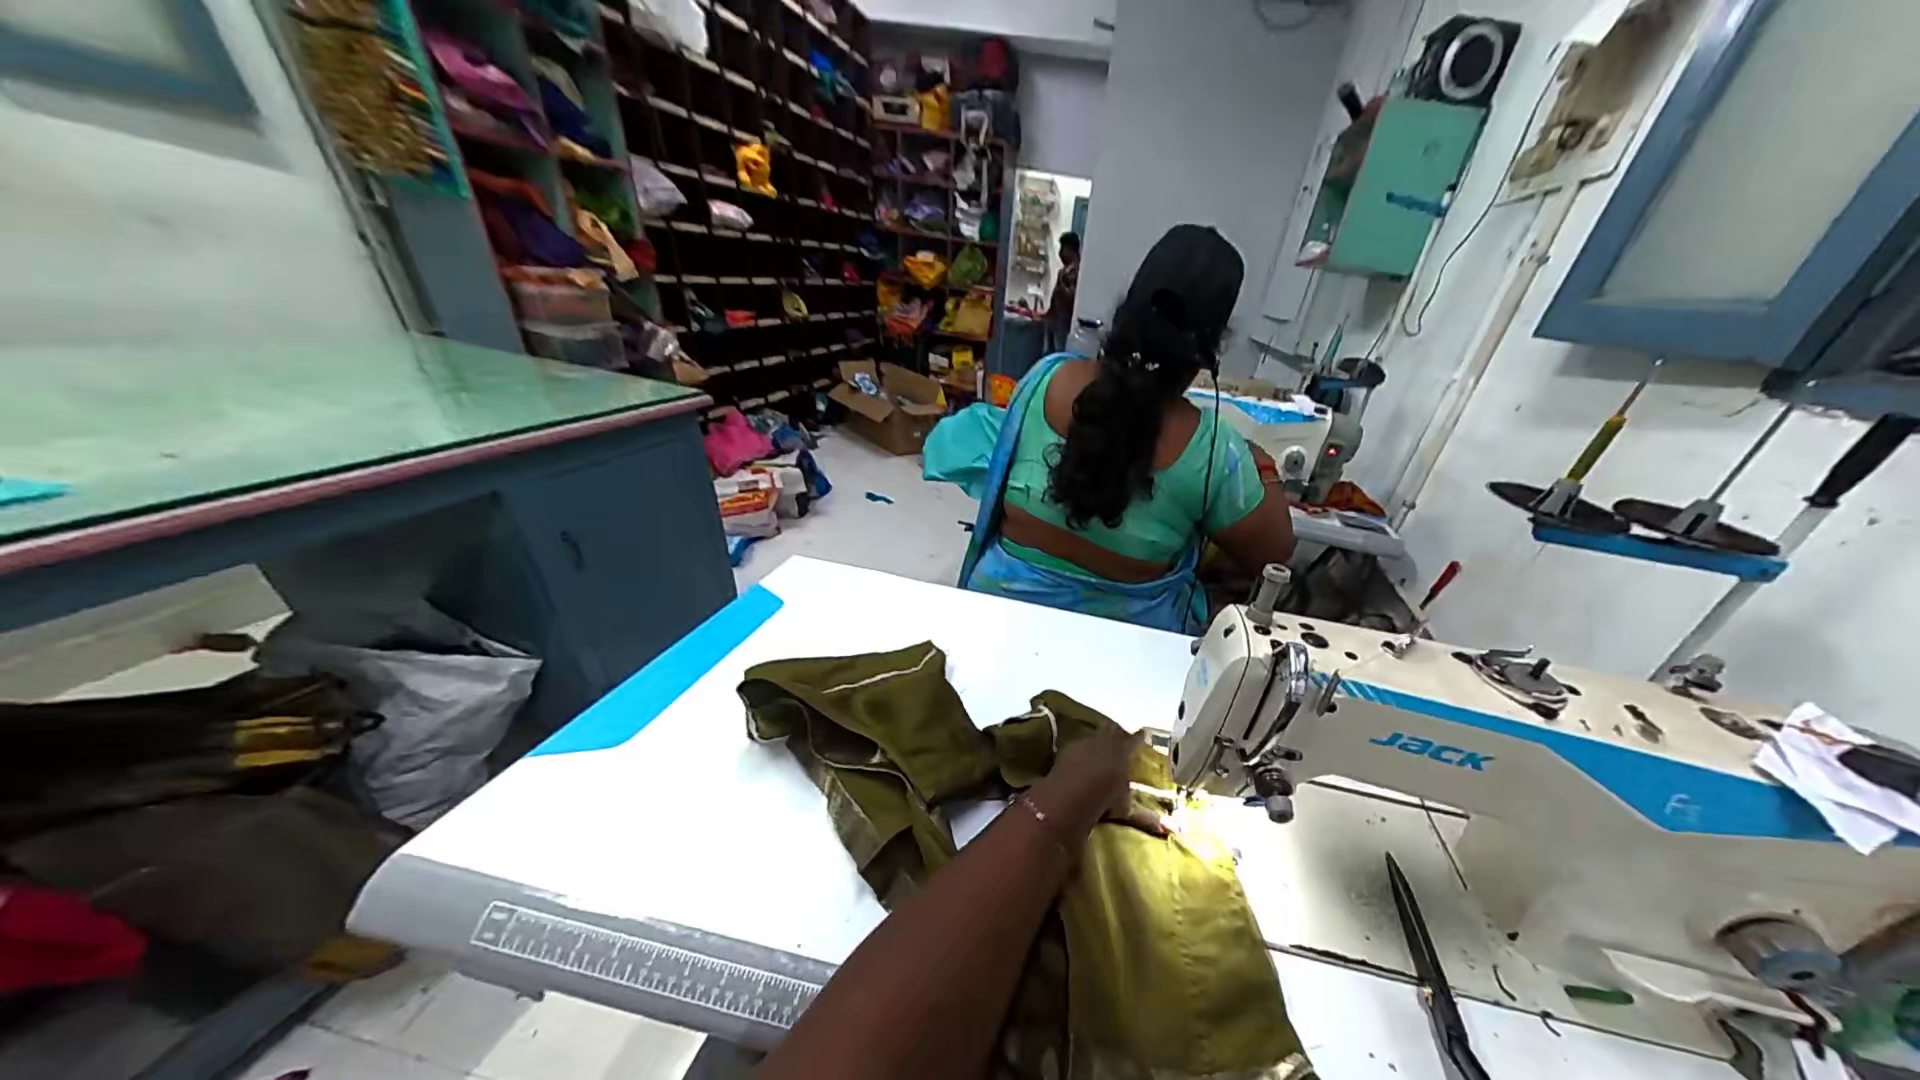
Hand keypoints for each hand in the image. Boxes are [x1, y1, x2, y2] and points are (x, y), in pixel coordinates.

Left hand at [1031, 726, 1168, 838]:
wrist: (1070, 793)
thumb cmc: (1104, 799)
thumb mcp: (1124, 808)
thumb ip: (1144, 816)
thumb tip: (1164, 828)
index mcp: (1123, 752)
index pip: (1135, 740)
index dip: (1139, 738)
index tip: (1143, 735)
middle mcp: (1104, 741)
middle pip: (1112, 728)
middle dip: (1116, 731)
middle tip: (1119, 738)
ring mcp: (1083, 742)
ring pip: (1092, 734)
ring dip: (1096, 740)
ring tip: (1098, 749)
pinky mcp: (1066, 748)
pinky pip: (1076, 744)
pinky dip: (1079, 750)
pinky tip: (1078, 758)